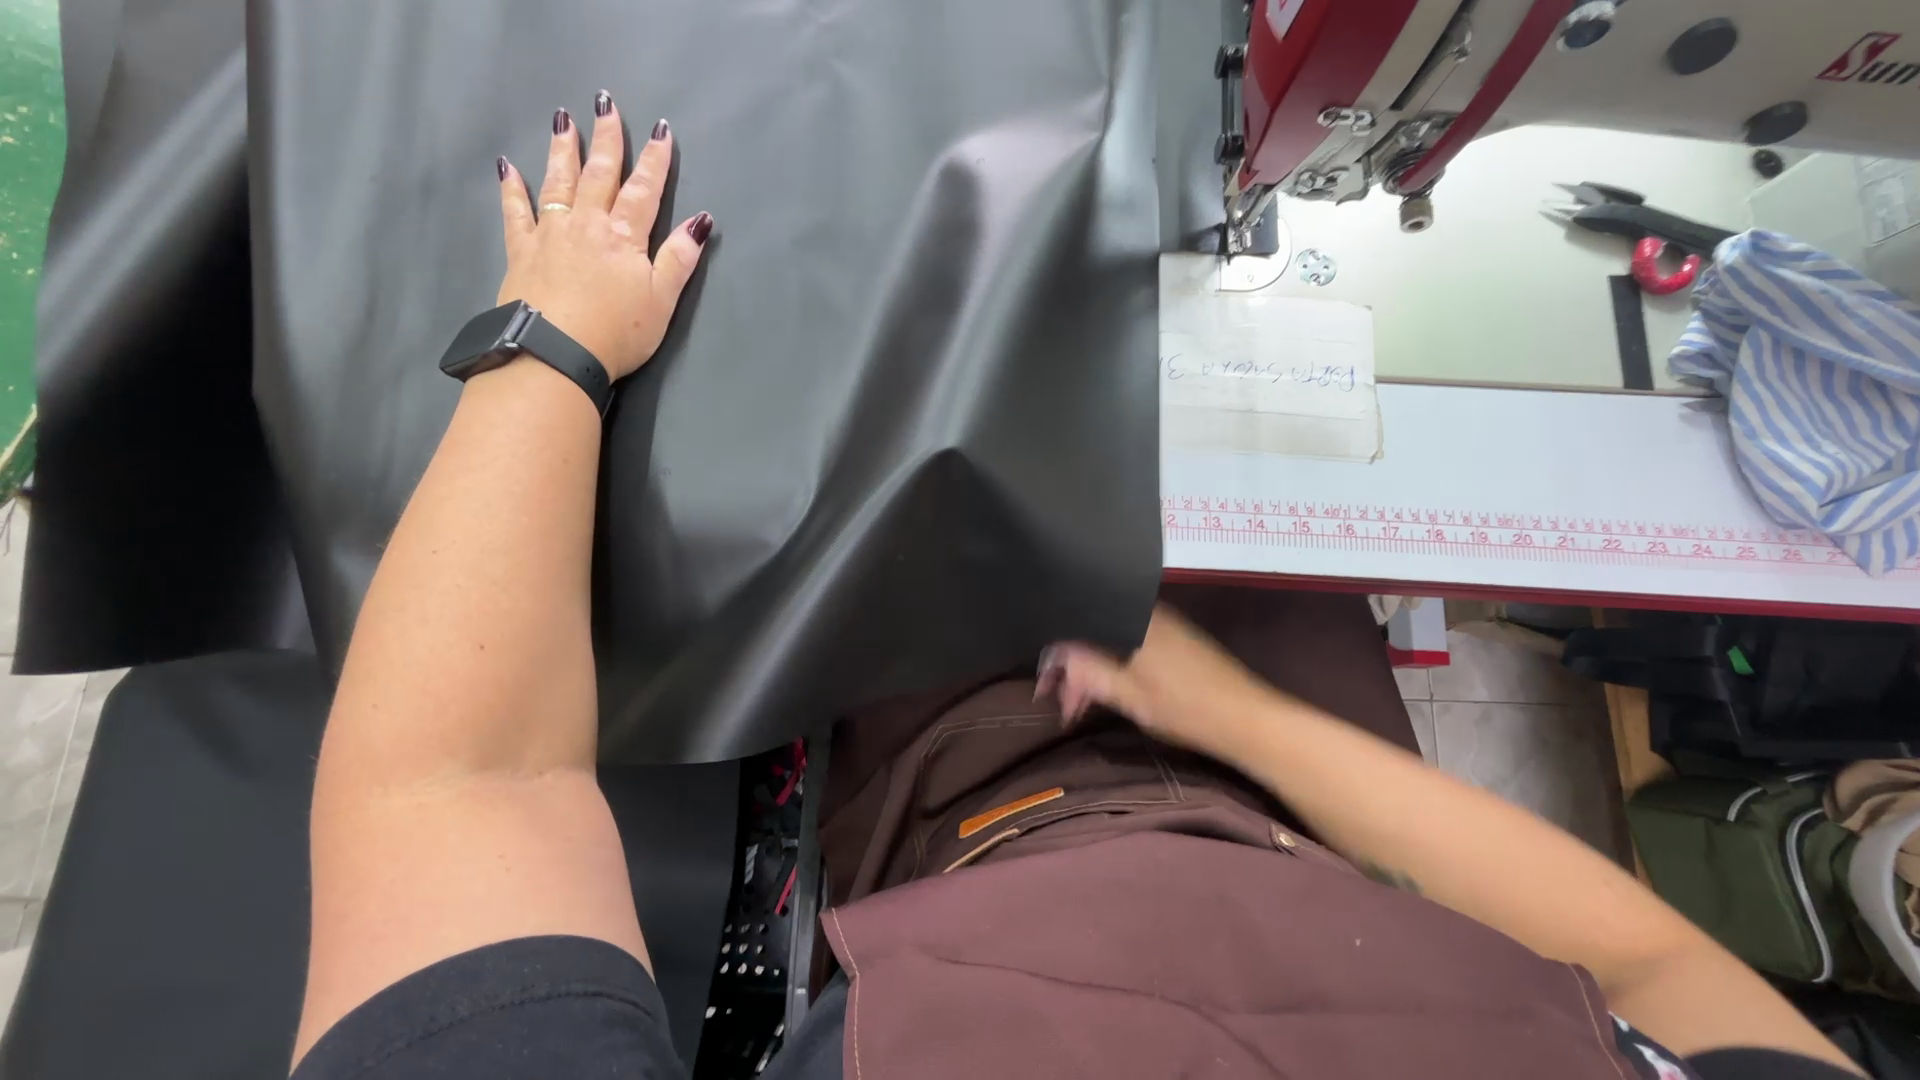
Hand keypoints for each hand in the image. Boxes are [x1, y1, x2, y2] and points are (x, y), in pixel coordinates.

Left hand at [495, 92, 713, 381]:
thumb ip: (679, 259)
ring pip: (559, 182)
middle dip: (606, 139)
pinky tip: (508, 168)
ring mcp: (551, 234)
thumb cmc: (617, 332)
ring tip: (562, 121)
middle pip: (600, 174)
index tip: (662, 132)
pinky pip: (515, 211)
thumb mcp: (662, 300)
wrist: (554, 351)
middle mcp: (587, 224)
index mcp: (625, 236)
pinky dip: (512, 188)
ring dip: (562, 150)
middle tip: (606, 104)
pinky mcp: (521, 251)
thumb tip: (700, 222)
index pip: (645, 191)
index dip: (655, 161)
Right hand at [1036, 604, 1279, 762]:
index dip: (1055, 658)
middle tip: (1063, 706)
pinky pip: (1129, 644)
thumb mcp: (1130, 697)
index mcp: (1133, 619)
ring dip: (1093, 669)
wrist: (1249, 721)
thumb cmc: (1187, 709)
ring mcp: (1163, 624)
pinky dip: (1113, 665)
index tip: (1045, 689)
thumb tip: (1055, 653)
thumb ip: (1090, 671)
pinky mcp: (1175, 639)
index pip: (1078, 624)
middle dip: (1073, 668)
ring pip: (1111, 640)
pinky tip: (1108, 688)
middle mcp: (1146, 612)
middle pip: (1094, 632)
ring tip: (1082, 705)